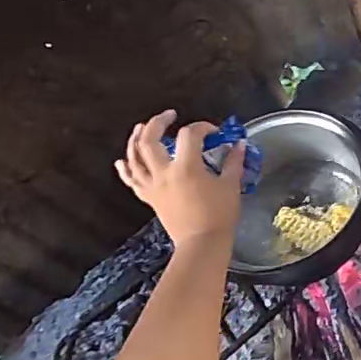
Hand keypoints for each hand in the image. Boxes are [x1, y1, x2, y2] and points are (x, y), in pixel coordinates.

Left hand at [115, 110, 244, 251]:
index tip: (213, 132)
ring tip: (141, 128)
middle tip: (169, 116)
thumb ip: (234, 162)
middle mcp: (164, 173)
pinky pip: (132, 181)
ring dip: (136, 139)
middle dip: (157, 123)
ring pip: (134, 157)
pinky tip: (122, 160)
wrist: (202, 243)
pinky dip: (125, 169)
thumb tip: (238, 146)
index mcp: (186, 167)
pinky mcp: (149, 198)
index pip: (189, 135)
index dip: (202, 127)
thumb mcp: (231, 185)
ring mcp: (153, 186)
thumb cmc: (219, 215)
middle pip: (149, 140)